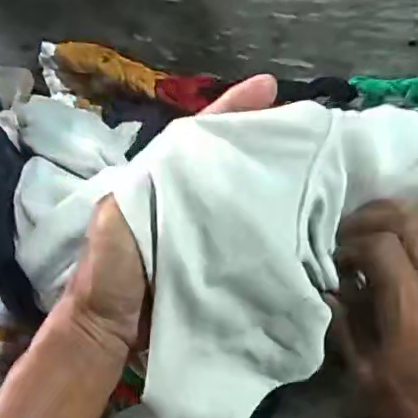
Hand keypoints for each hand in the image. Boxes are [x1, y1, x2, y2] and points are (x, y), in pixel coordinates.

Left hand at [61, 74, 279, 354]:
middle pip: (228, 165)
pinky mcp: (213, 265)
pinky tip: (293, 228)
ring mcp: (201, 235)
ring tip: (309, 174)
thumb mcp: (119, 215)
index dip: (232, 111)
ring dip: (269, 188)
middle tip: (304, 136)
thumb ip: (149, 186)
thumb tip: (189, 161)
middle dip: (262, 146)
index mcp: (160, 181)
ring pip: (240, 200)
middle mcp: (185, 203)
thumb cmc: (108, 270)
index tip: (269, 89)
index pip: (199, 136)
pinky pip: (243, 240)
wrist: (107, 327)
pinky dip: (264, 232)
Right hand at [329, 201, 417, 417]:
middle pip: (410, 223)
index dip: (352, 244)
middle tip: (347, 231)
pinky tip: (397, 253)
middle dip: (374, 217)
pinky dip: (416, 238)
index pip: (381, 245)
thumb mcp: (364, 372)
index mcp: (410, 306)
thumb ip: (345, 324)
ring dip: (397, 222)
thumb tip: (330, 292)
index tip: (335, 262)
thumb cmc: (407, 404)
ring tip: (369, 234)